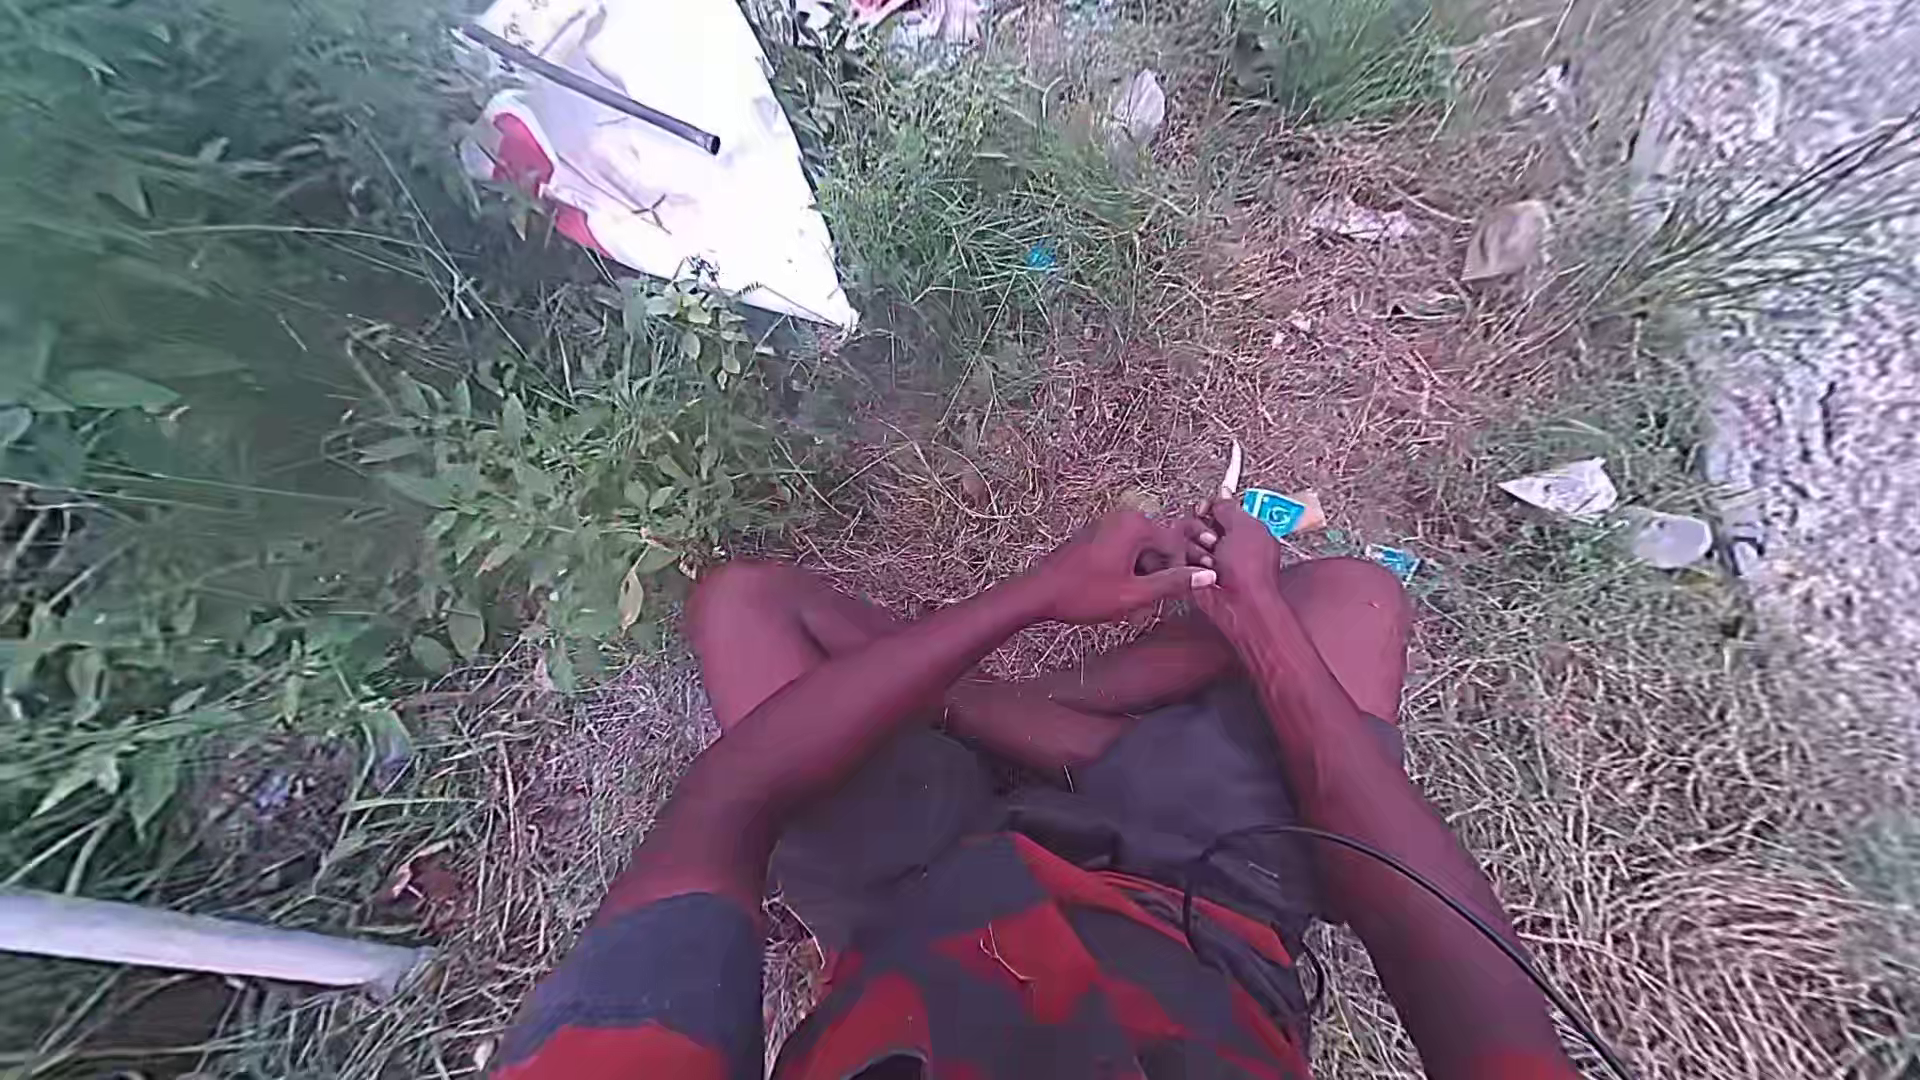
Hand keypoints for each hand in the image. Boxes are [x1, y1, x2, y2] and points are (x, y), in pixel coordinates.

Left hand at [1025, 510, 1216, 624]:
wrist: (1039, 593)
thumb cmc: (1083, 594)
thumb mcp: (1134, 594)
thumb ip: (1173, 583)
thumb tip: (1207, 576)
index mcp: (1135, 525)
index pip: (1176, 545)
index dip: (1176, 574)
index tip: (1167, 596)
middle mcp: (1122, 517)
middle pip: (1158, 547)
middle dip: (1156, 575)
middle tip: (1144, 602)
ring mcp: (1106, 525)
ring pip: (1141, 552)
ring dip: (1141, 576)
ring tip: (1128, 602)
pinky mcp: (1095, 536)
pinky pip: (1123, 551)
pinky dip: (1126, 571)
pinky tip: (1115, 592)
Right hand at [1189, 497, 1283, 633]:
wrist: (1238, 605)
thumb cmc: (1250, 571)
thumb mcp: (1245, 528)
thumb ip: (1230, 508)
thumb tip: (1220, 494)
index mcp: (1245, 530)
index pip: (1217, 508)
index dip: (1208, 508)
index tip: (1204, 511)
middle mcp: (1226, 545)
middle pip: (1195, 523)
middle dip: (1199, 530)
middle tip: (1212, 542)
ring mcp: (1209, 560)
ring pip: (1183, 540)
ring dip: (1193, 549)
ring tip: (1207, 561)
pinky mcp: (1192, 573)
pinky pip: (1177, 557)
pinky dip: (1184, 561)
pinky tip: (1196, 568)